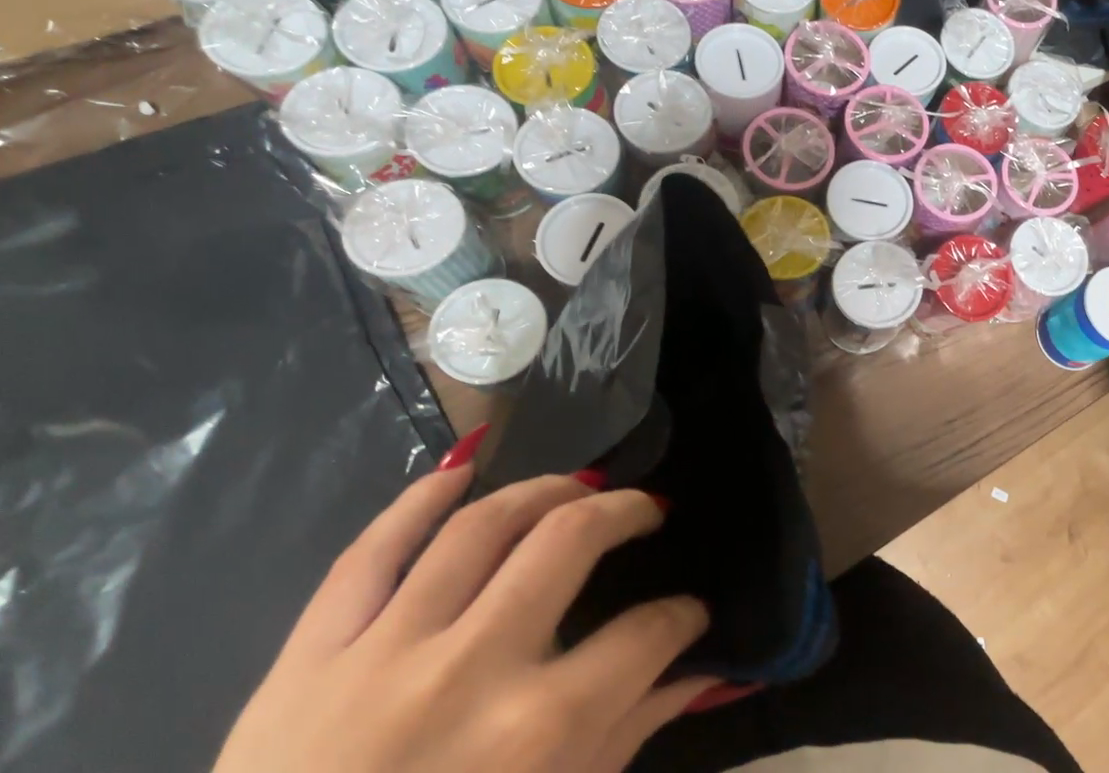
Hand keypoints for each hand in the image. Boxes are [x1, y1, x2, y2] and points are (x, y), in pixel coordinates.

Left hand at [213, 465, 713, 772]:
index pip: (647, 633)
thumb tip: (706, 675)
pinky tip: (464, 469)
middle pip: (568, 540)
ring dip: (544, 489)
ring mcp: (385, 652)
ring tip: (578, 486)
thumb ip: (631, 732)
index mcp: (541, 728)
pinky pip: (368, 553)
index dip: (684, 615)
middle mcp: (473, 669)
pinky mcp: (310, 655)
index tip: (688, 613)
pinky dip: (418, 499)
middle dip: (626, 511)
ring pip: (480, 527)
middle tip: (646, 511)